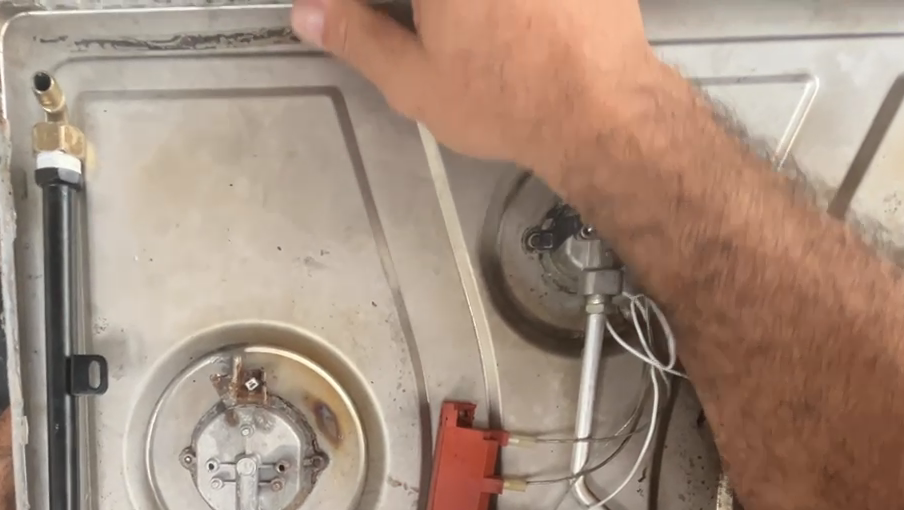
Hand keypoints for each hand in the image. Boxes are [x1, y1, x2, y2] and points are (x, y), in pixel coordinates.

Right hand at [290, 0, 661, 173]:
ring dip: (452, 22)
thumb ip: (356, 36)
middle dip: (415, 16)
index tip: (346, 18)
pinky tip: (503, 31)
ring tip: (473, 48)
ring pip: (463, 3)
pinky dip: (494, 13)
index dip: (357, 8)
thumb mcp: (412, 80)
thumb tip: (308, 13)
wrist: (595, 105)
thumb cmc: (505, 99)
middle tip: (424, 38)